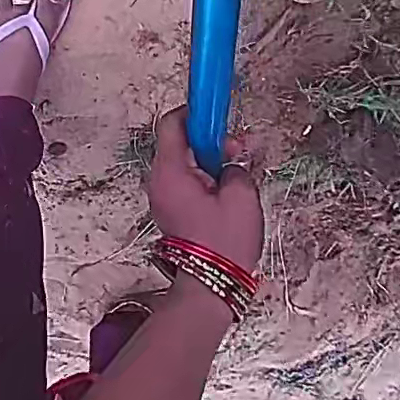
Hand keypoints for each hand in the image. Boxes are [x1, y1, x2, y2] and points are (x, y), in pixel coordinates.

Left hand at [145, 107, 263, 275]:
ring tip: (235, 170)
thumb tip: (230, 155)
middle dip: (208, 139)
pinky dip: (202, 175)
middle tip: (237, 150)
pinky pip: (183, 179)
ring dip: (208, 159)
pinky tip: (225, 187)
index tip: (216, 113)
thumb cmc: (223, 242)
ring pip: (183, 162)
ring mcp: (161, 194)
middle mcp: (158, 179)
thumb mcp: (240, 197)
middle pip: (178, 142)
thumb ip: (234, 166)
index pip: (171, 124)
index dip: (193, 112)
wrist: (209, 286)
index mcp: (169, 171)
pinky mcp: (169, 207)